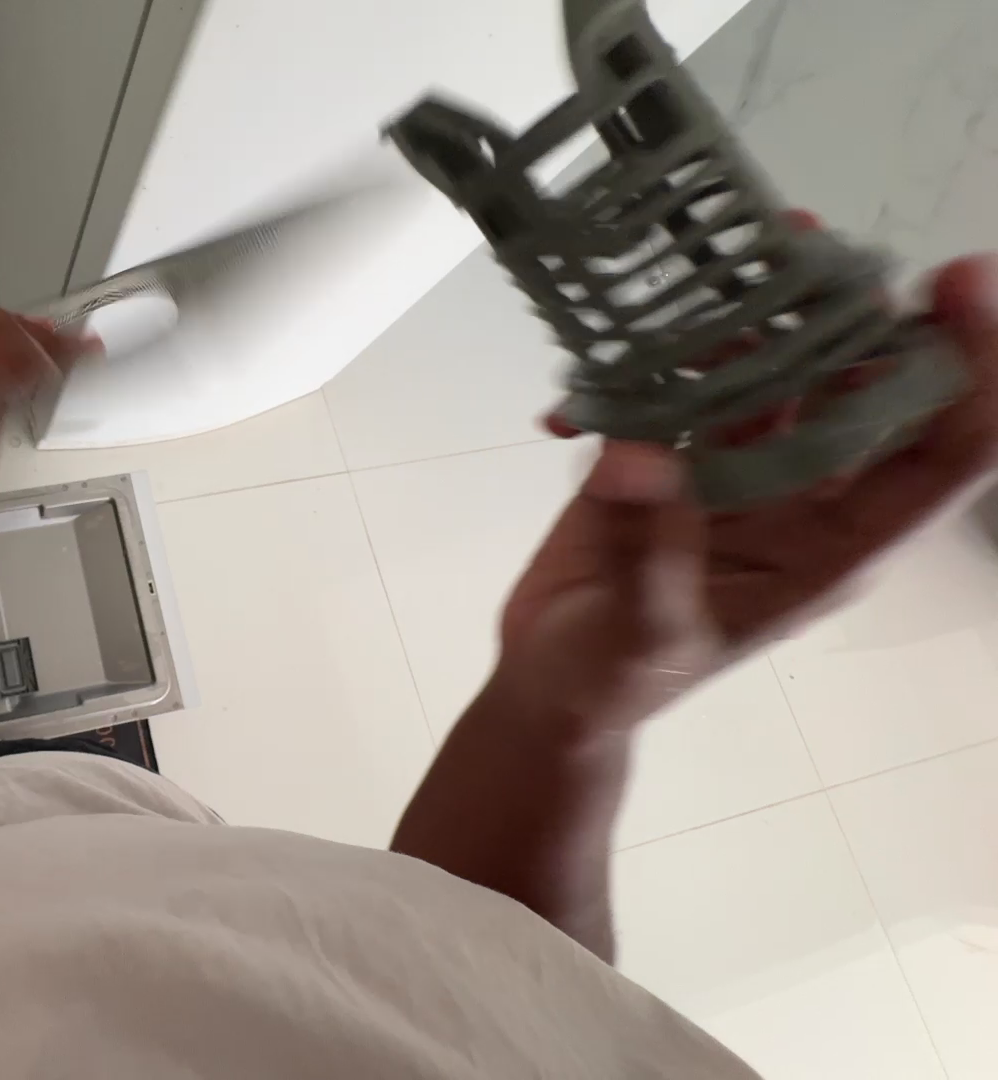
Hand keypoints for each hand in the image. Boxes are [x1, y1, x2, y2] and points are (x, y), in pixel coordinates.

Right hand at [495, 254, 997, 731]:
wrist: (548, 683)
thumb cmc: (612, 676)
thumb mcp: (645, 627)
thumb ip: (648, 545)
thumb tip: (634, 452)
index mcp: (827, 543)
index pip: (941, 447)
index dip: (969, 364)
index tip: (949, 284)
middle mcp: (785, 498)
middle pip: (842, 394)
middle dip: (835, 323)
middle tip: (797, 254)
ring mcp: (710, 482)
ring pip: (746, 389)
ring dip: (728, 337)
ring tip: (700, 284)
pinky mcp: (641, 475)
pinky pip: (651, 412)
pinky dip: (619, 390)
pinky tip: (576, 395)